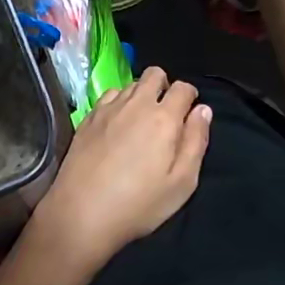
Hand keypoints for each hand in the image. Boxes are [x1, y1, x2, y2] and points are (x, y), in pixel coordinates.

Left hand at [29, 67, 211, 269]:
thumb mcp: (182, 182)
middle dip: (165, 86)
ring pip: (131, 83)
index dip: (190, 96)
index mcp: (164, 117)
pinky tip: (117, 124)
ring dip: (141, 94)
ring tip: (141, 121)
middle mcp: (136, 103)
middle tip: (165, 114)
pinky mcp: (88, 116)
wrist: (82, 211)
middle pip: (154, 73)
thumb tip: (203, 110)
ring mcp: (109, 107)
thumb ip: (196, 141)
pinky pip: (109, 95)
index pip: (183, 87)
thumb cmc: (139, 203)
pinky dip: (119, 102)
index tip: (189, 113)